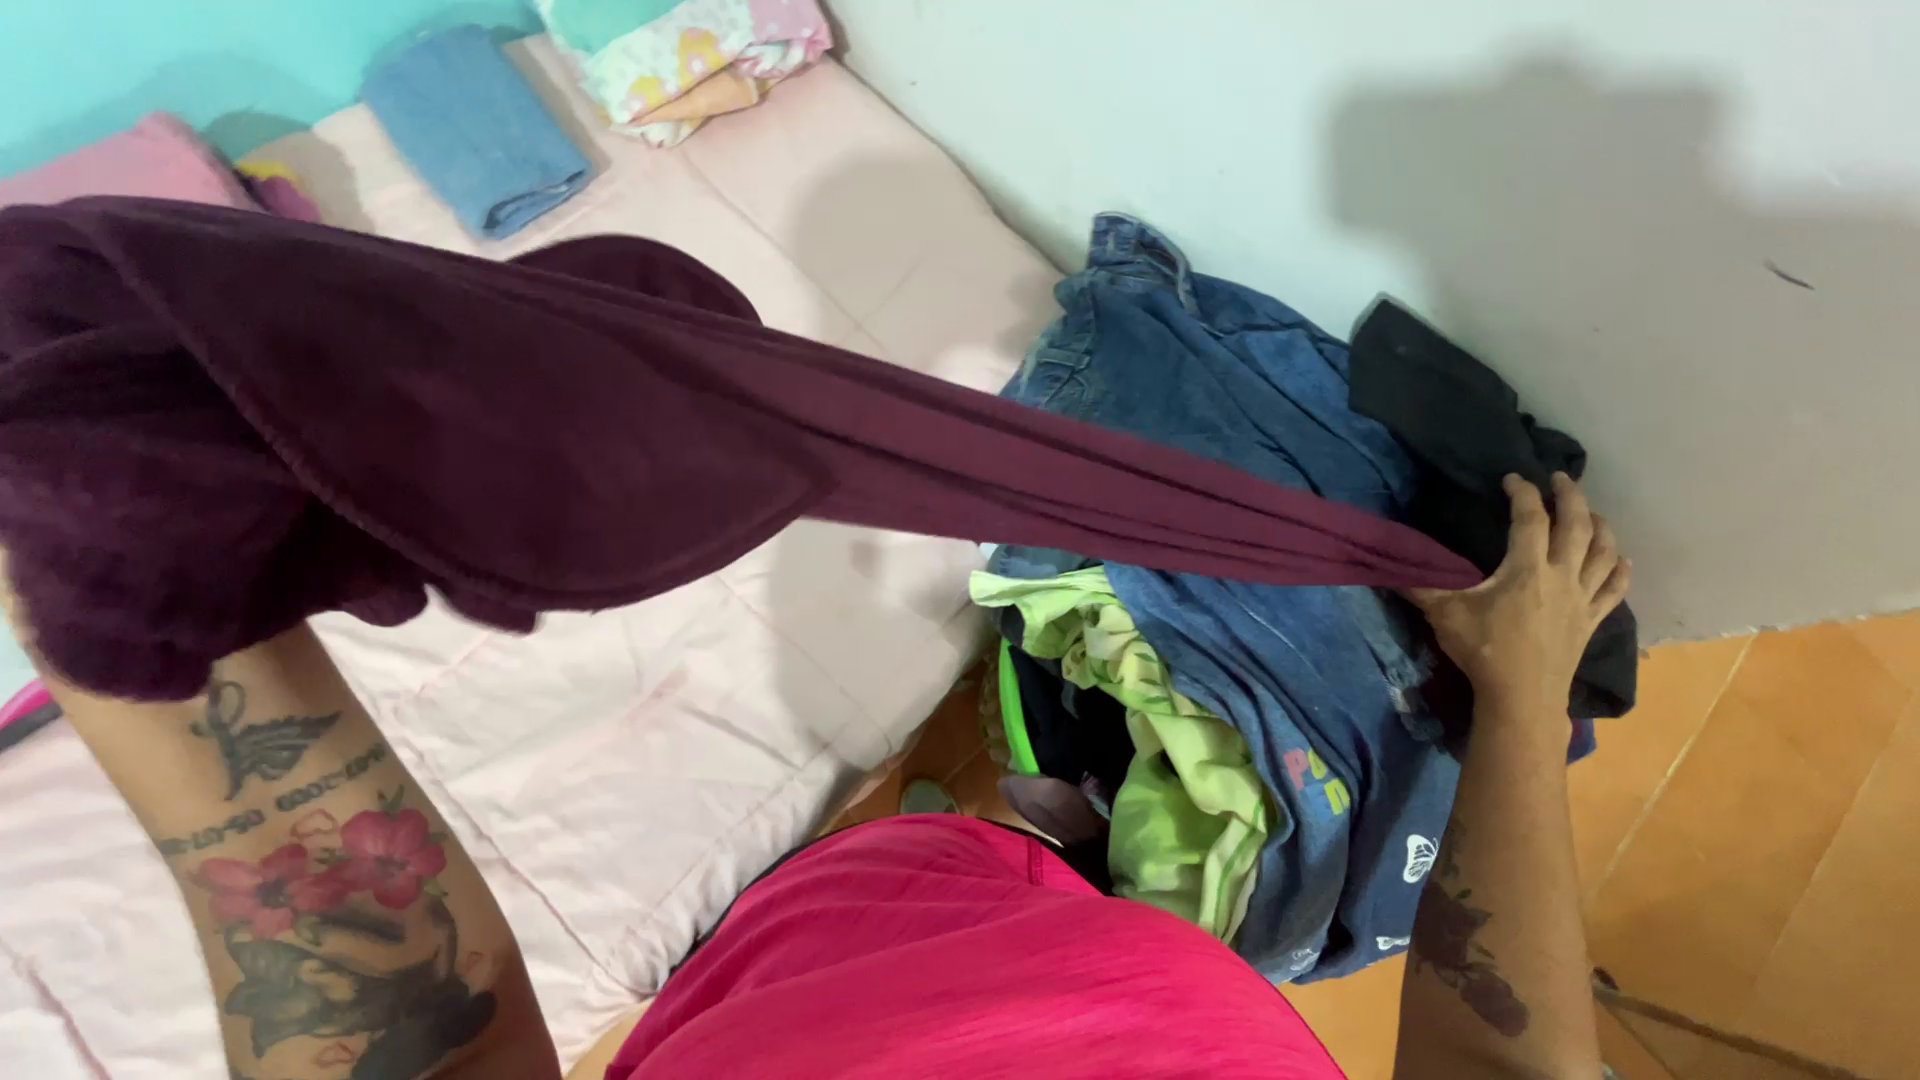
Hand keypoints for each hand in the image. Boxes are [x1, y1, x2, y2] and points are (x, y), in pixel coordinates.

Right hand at [1407, 473, 1629, 715]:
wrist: (1521, 696)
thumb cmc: (1483, 651)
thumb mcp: (1443, 615)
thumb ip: (1418, 587)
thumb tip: (1386, 567)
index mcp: (1526, 570)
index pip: (1530, 519)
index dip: (1522, 493)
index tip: (1512, 478)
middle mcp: (1561, 576)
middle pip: (1578, 526)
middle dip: (1571, 496)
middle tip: (1561, 479)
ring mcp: (1582, 599)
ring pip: (1604, 552)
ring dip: (1601, 526)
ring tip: (1592, 513)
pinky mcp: (1590, 620)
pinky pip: (1614, 589)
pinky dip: (1620, 570)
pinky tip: (1621, 560)